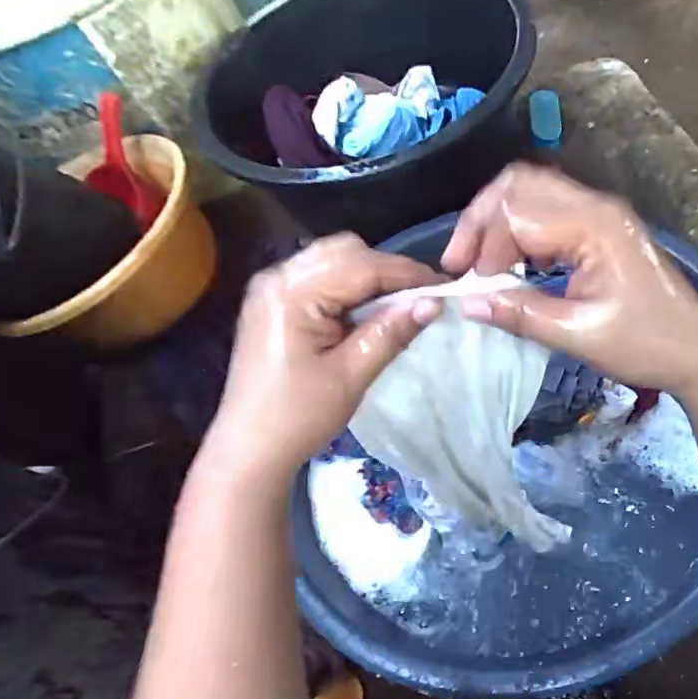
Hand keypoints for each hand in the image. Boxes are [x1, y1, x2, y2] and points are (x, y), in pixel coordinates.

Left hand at [203, 234, 442, 480]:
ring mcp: (272, 288)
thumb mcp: (352, 376)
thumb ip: (391, 333)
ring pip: (333, 259)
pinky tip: (369, 311)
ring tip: (401, 304)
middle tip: (423, 297)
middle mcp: (277, 277)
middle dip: (389, 269)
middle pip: (345, 251)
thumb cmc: (300, 416)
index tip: (445, 287)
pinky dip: (350, 286)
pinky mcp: (274, 302)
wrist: (252, 447)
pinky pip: (320, 277)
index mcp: (293, 293)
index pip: (362, 266)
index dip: (408, 273)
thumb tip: (433, 303)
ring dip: (371, 275)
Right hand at [442, 164, 697, 396]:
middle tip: (461, 263)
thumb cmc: (646, 345)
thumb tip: (469, 303)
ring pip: (534, 192)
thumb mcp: (580, 335)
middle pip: (520, 185)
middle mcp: (596, 207)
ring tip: (481, 263)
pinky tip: (517, 265)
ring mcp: (603, 214)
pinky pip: (552, 211)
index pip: (517, 214)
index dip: (485, 248)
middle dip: (481, 220)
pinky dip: (524, 229)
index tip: (470, 287)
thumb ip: (523, 314)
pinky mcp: (604, 229)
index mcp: (593, 226)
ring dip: (500, 221)